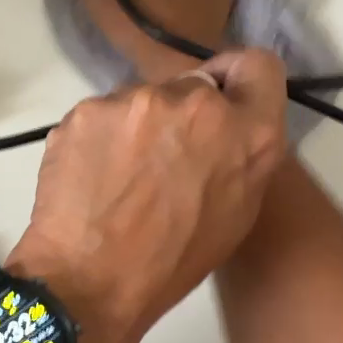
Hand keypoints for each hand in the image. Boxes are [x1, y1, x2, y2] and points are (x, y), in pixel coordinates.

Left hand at [6, 50, 288, 342]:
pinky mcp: (85, 109)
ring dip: (133, 126)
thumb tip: (224, 128)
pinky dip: (95, 137)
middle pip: (189, 86)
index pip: (257, 66)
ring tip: (117, 175)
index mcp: (247, 131)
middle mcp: (194, 102)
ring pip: (137, 101)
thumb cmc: (170, 260)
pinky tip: (89, 174)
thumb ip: (240, 153)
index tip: (220, 98)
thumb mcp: (236, 211)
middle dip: (178, 114)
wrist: (88, 276)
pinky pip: (98, 116)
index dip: (236, 79)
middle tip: (158, 158)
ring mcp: (133, 101)